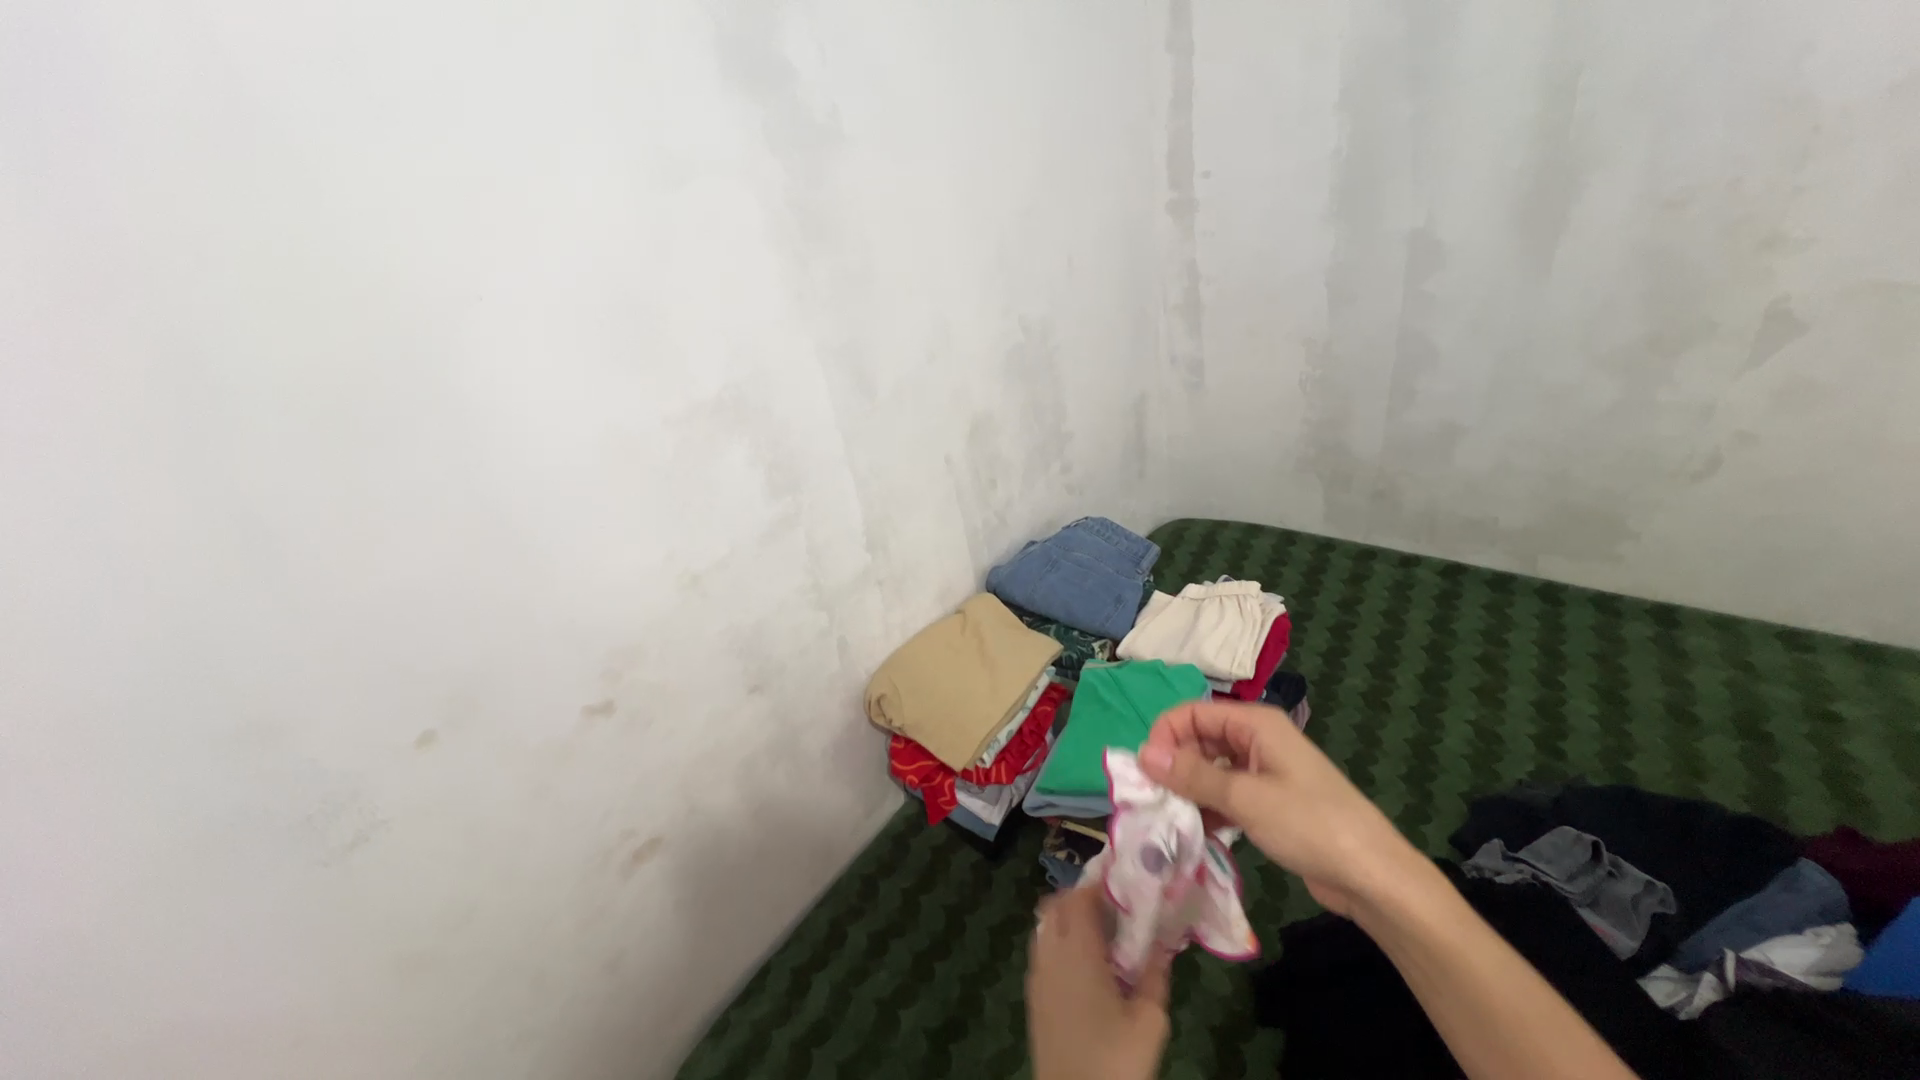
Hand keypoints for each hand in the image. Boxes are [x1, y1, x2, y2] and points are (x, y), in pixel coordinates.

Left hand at [1026, 886, 1169, 1079]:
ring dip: (1066, 920)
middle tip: (1112, 908)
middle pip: (1055, 906)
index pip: (1078, 898)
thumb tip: (1162, 942)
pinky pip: (1041, 951)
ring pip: (1044, 927)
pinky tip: (1084, 966)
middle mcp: (1050, 954)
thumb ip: (1155, 974)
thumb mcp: (1150, 1020)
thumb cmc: (1116, 1059)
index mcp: (1078, 951)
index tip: (1121, 885)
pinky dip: (1058, 943)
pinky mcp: (1033, 996)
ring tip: (1100, 936)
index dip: (1097, 885)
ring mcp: (1036, 975)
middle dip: (1079, 898)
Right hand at [1139, 700, 1422, 916]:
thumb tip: (1142, 754)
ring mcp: (1264, 772)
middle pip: (1199, 739)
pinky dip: (1209, 809)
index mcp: (1255, 724)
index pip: (1191, 713)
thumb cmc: (1309, 825)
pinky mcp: (1269, 802)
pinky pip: (1226, 795)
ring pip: (1210, 769)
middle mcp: (1257, 740)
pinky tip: (1198, 833)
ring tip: (1173, 820)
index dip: (1164, 737)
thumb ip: (1192, 775)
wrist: (1371, 875)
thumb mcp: (1245, 798)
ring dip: (1189, 790)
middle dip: (1174, 765)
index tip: (1146, 775)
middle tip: (1156, 801)